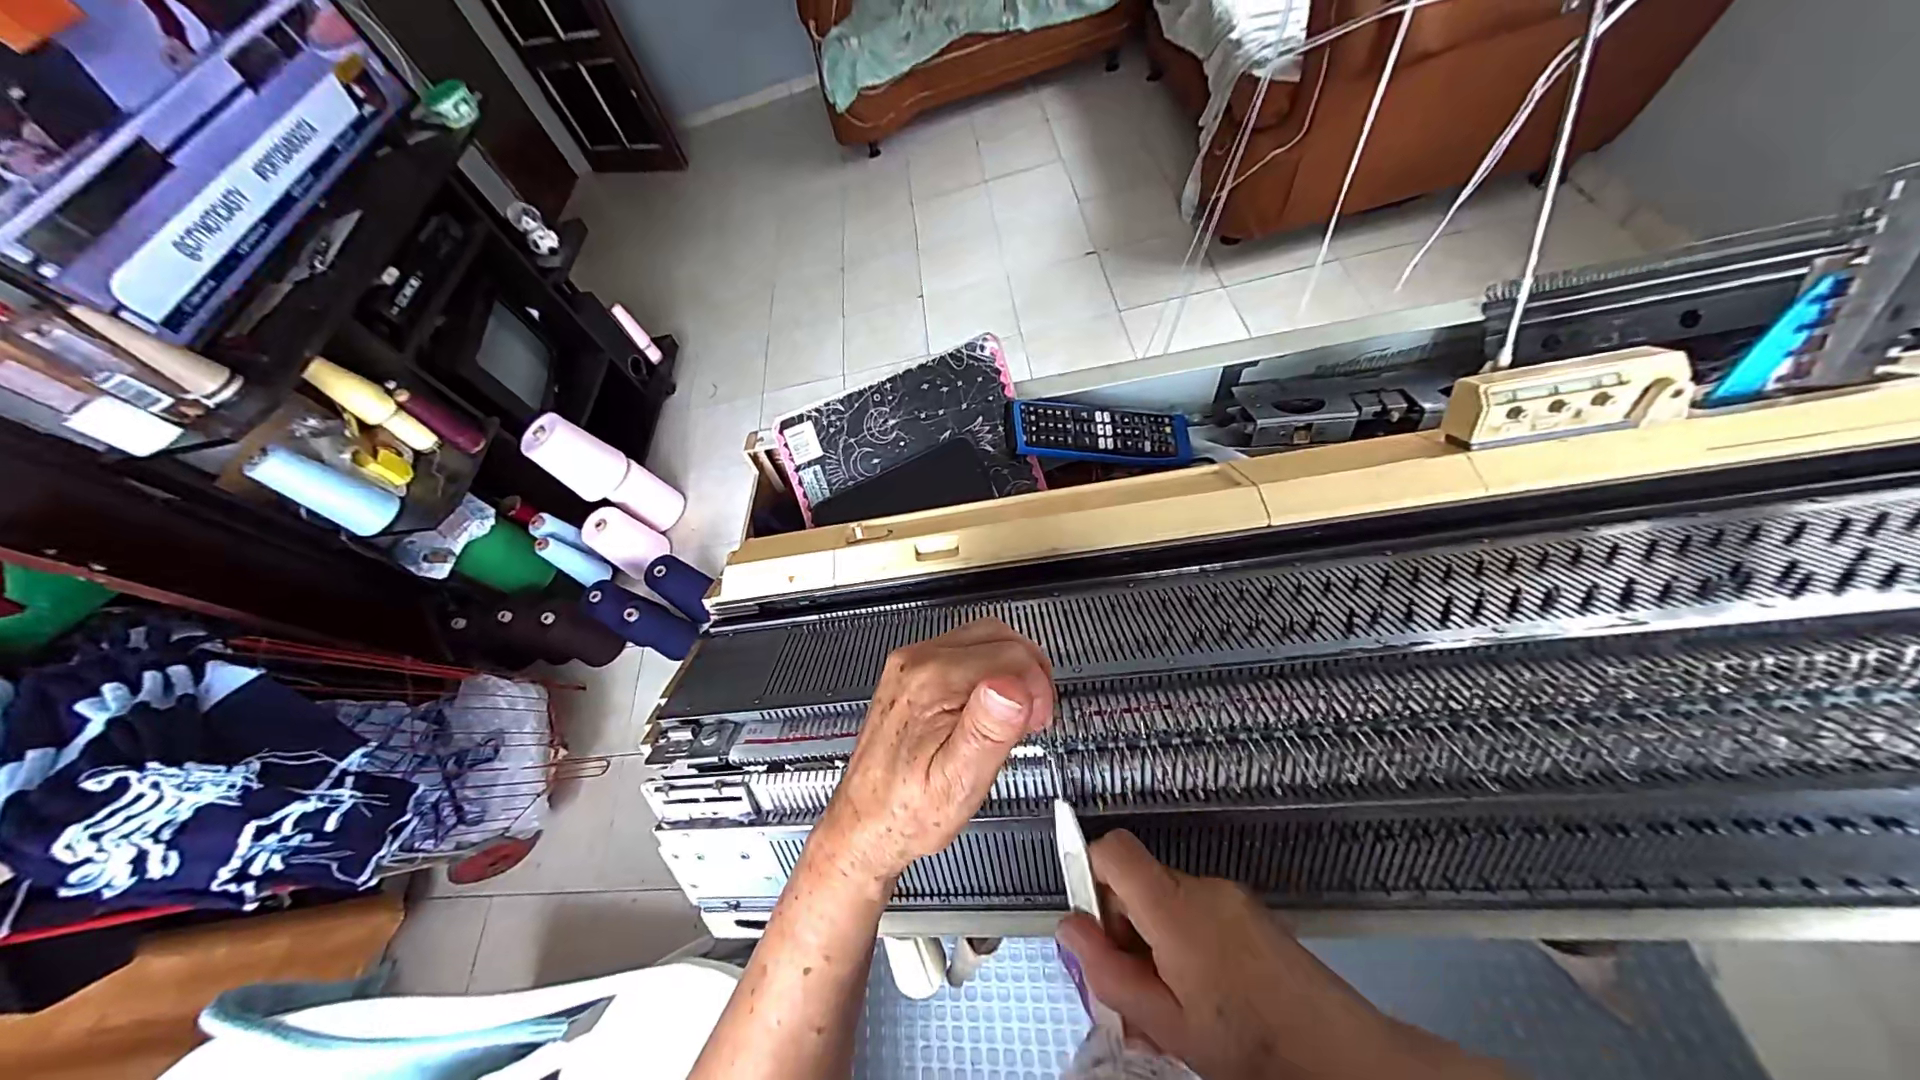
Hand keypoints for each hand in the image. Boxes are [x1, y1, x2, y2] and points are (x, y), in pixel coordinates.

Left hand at [810, 619, 1054, 885]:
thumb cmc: (905, 811)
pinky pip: (966, 651)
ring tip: (1017, 712)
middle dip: (1029, 672)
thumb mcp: (958, 782)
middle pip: (999, 635)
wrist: (865, 822)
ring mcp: (911, 665)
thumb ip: (988, 730)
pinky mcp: (912, 673)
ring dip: (1013, 668)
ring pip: (984, 638)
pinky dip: (991, 670)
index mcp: (931, 683)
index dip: (1036, 688)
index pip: (1011, 654)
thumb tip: (1013, 688)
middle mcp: (916, 663)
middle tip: (1035, 714)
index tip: (1037, 720)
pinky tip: (993, 706)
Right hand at [1056, 831, 1510, 1079]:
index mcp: (1175, 907)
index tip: (1092, 924)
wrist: (1342, 1053)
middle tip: (1127, 990)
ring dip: (1150, 943)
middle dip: (1120, 928)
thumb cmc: (1247, 1041)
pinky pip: (1193, 911)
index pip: (1114, 849)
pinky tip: (1195, 995)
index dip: (1088, 871)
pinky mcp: (1246, 910)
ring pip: (1163, 902)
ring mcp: (1228, 895)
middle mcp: (1201, 886)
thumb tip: (1068, 925)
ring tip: (1165, 1006)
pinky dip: (1179, 943)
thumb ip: (1108, 972)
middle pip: (1135, 881)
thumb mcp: (1164, 1022)